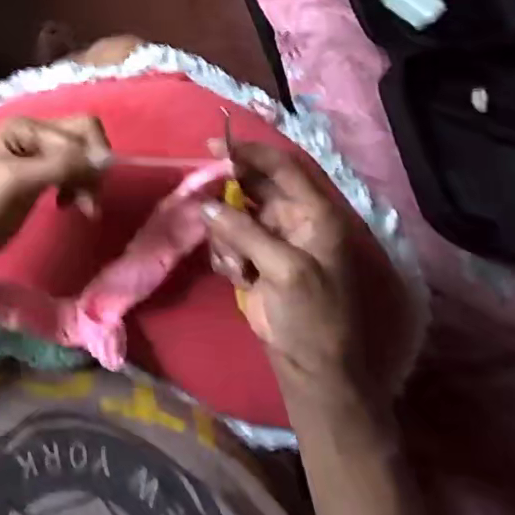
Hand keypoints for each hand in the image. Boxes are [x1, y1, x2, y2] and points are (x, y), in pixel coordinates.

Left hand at [0, 116, 110, 261]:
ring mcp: (37, 155)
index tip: (94, 187)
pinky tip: (68, 206)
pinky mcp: (41, 176)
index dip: (93, 155)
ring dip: (88, 182)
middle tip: (91, 203)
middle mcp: (34, 134)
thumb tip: (106, 159)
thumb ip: (62, 165)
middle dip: (92, 169)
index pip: (78, 130)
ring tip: (85, 211)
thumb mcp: (20, 180)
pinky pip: (73, 173)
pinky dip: (78, 188)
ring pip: (82, 158)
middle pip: (83, 140)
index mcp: (25, 126)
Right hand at [201, 140, 385, 399]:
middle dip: (226, 191)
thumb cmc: (313, 316)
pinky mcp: (254, 259)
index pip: (283, 167)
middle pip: (253, 186)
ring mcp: (272, 239)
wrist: (312, 367)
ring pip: (234, 213)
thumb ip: (245, 231)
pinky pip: (228, 239)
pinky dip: (225, 253)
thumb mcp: (285, 270)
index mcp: (316, 214)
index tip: (214, 146)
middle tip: (199, 192)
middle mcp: (294, 219)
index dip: (250, 152)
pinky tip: (236, 276)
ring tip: (236, 266)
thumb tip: (205, 204)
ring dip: (225, 233)